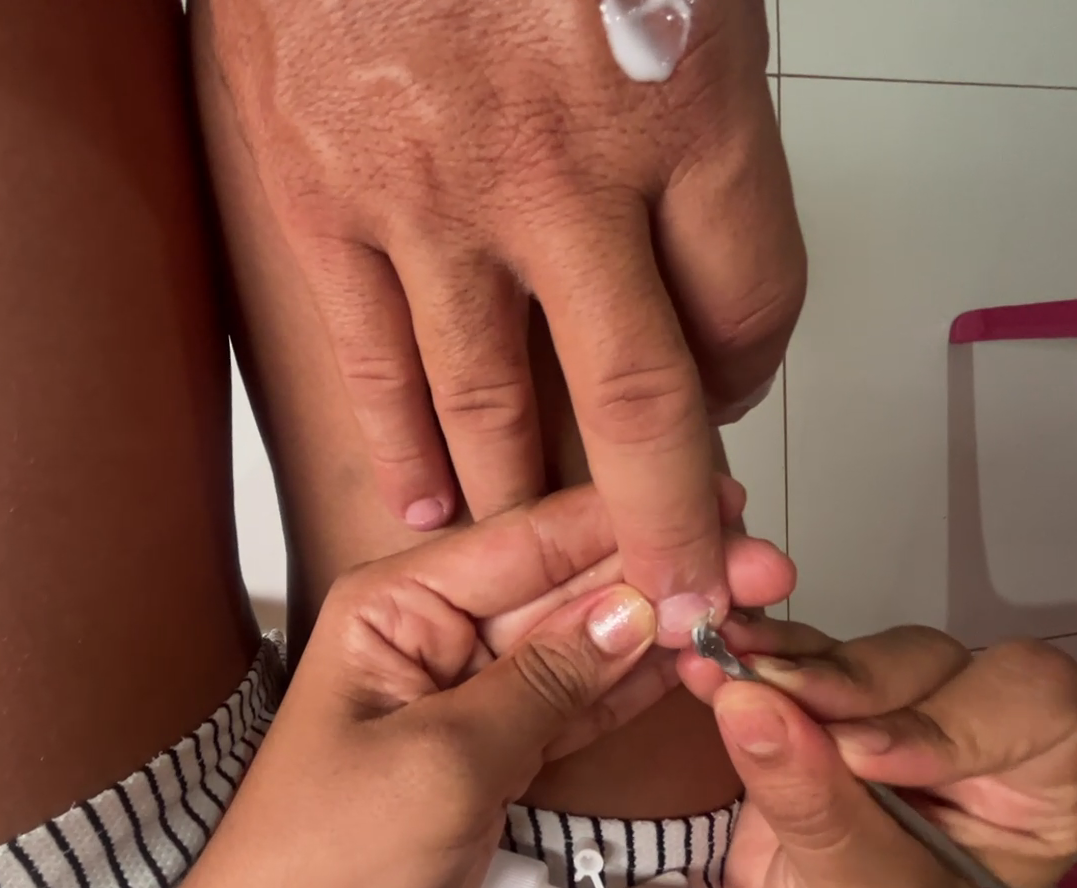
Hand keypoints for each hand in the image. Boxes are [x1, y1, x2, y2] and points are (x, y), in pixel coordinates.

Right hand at [192, 0, 804, 641]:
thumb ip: (702, 113)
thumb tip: (691, 249)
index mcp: (678, 103)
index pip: (748, 301)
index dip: (747, 379)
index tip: (727, 407)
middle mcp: (560, 179)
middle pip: (638, 398)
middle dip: (665, 517)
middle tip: (682, 596)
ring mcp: (432, 208)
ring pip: (497, 404)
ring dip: (529, 499)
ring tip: (545, 562)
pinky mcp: (328, 214)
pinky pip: (381, 367)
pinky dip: (408, 450)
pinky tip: (429, 507)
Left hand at [192, 484, 793, 887]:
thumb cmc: (324, 852)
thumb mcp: (443, 759)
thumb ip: (541, 683)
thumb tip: (628, 613)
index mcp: (397, 603)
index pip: (523, 543)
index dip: (618, 526)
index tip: (705, 508)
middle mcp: (435, 629)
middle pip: (560, 589)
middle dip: (653, 578)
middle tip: (751, 565)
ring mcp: (470, 686)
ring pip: (576, 644)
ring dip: (654, 631)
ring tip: (737, 609)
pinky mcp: (495, 740)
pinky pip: (570, 702)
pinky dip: (625, 689)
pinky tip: (685, 664)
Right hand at [680, 617, 1076, 887]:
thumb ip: (810, 799)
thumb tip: (745, 700)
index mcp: (1032, 785)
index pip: (1031, 702)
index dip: (946, 715)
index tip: (856, 756)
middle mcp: (970, 734)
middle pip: (923, 663)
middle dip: (843, 681)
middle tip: (762, 693)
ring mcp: (887, 716)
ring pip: (848, 650)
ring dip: (783, 656)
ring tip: (718, 662)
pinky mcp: (816, 713)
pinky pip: (788, 663)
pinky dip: (745, 659)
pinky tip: (704, 661)